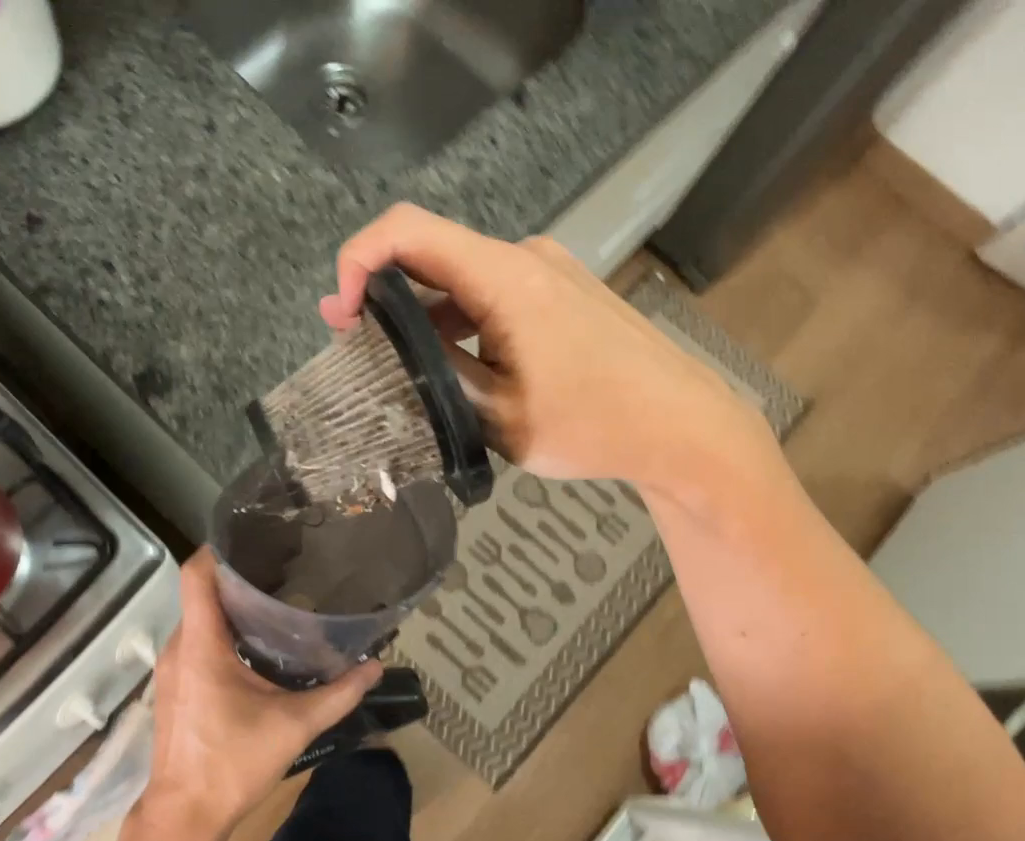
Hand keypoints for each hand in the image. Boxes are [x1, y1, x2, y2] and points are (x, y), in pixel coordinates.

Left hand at [142, 551, 382, 837]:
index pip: (196, 575)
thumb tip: (376, 667)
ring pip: (198, 620)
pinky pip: (196, 644)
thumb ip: (338, 694)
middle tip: (285, 573)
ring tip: (276, 605)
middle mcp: (178, 648)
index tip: (258, 542)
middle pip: (201, 594)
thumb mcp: (294, 726)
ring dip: (231, 610)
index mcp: (201, 645)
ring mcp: (171, 669)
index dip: (221, 550)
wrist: (185, 815)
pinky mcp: (173, 688)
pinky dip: (222, 635)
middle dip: (238, 580)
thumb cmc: (233, 764)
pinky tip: (257, 649)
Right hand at [320, 204, 780, 500]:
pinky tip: (453, 364)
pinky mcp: (562, 292)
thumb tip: (398, 350)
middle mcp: (525, 258)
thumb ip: (439, 374)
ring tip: (401, 368)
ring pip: (461, 277)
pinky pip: (492, 292)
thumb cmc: (594, 426)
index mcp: (506, 279)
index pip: (408, 231)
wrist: (684, 426)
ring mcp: (548, 272)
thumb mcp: (498, 416)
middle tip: (354, 346)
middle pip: (432, 252)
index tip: (340, 312)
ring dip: (423, 313)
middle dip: (383, 292)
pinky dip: (460, 319)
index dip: (358, 257)